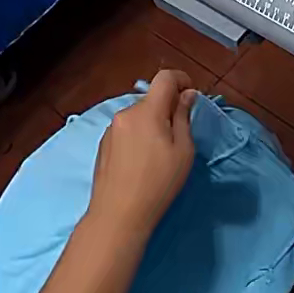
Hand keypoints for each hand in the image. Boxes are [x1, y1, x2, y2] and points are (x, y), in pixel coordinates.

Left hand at [87, 69, 198, 232]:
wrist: (118, 214)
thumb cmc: (159, 183)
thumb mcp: (183, 150)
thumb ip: (183, 117)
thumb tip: (186, 95)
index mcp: (147, 111)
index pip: (165, 78)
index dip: (181, 79)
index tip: (191, 95)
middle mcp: (125, 114)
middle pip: (151, 99)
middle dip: (167, 107)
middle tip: (180, 133)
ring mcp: (111, 129)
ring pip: (138, 115)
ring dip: (152, 122)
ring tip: (160, 152)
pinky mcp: (103, 145)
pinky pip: (126, 129)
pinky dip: (138, 134)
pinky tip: (142, 161)